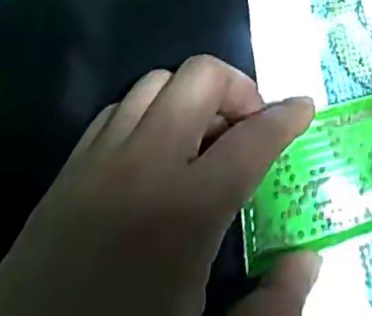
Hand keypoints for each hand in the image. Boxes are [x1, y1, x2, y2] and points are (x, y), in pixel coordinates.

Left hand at [0, 56, 319, 315]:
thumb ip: (273, 306)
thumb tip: (308, 259)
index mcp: (185, 209)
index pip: (254, 138)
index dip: (288, 117)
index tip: (305, 109)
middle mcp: (142, 166)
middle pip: (200, 78)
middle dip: (238, 89)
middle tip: (249, 130)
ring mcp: (96, 164)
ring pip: (156, 83)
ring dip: (190, 98)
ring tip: (201, 140)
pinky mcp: (63, 175)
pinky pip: (115, 110)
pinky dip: (147, 114)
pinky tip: (152, 157)